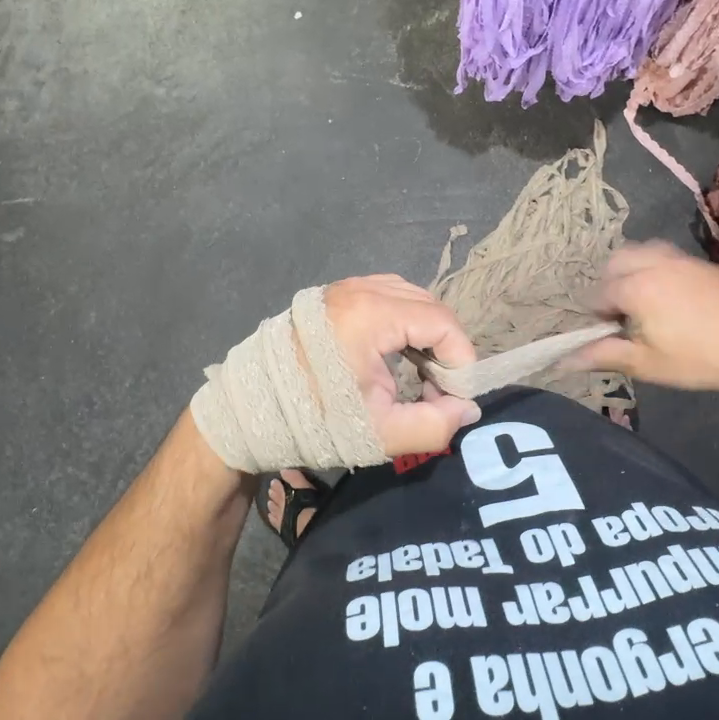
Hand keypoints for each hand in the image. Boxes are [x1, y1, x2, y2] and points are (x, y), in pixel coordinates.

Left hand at [323, 275, 482, 455]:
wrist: (251, 409)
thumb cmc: (317, 420)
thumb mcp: (381, 432)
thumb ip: (434, 424)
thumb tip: (467, 408)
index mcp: (372, 315)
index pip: (443, 324)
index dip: (461, 361)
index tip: (453, 398)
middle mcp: (362, 290)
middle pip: (430, 307)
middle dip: (445, 348)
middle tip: (436, 390)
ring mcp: (348, 287)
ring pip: (411, 298)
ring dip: (426, 334)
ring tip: (419, 375)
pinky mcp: (337, 294)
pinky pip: (388, 297)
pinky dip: (403, 322)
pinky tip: (397, 355)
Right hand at [575, 242, 718, 414]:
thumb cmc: (697, 360)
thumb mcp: (645, 364)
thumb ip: (602, 356)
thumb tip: (562, 360)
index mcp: (636, 287)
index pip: (597, 293)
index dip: (597, 315)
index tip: (609, 333)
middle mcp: (655, 263)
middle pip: (616, 262)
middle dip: (611, 285)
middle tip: (623, 315)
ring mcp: (682, 259)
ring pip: (642, 252)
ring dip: (634, 270)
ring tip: (646, 301)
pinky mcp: (704, 263)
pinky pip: (668, 256)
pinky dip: (658, 269)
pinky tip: (674, 298)